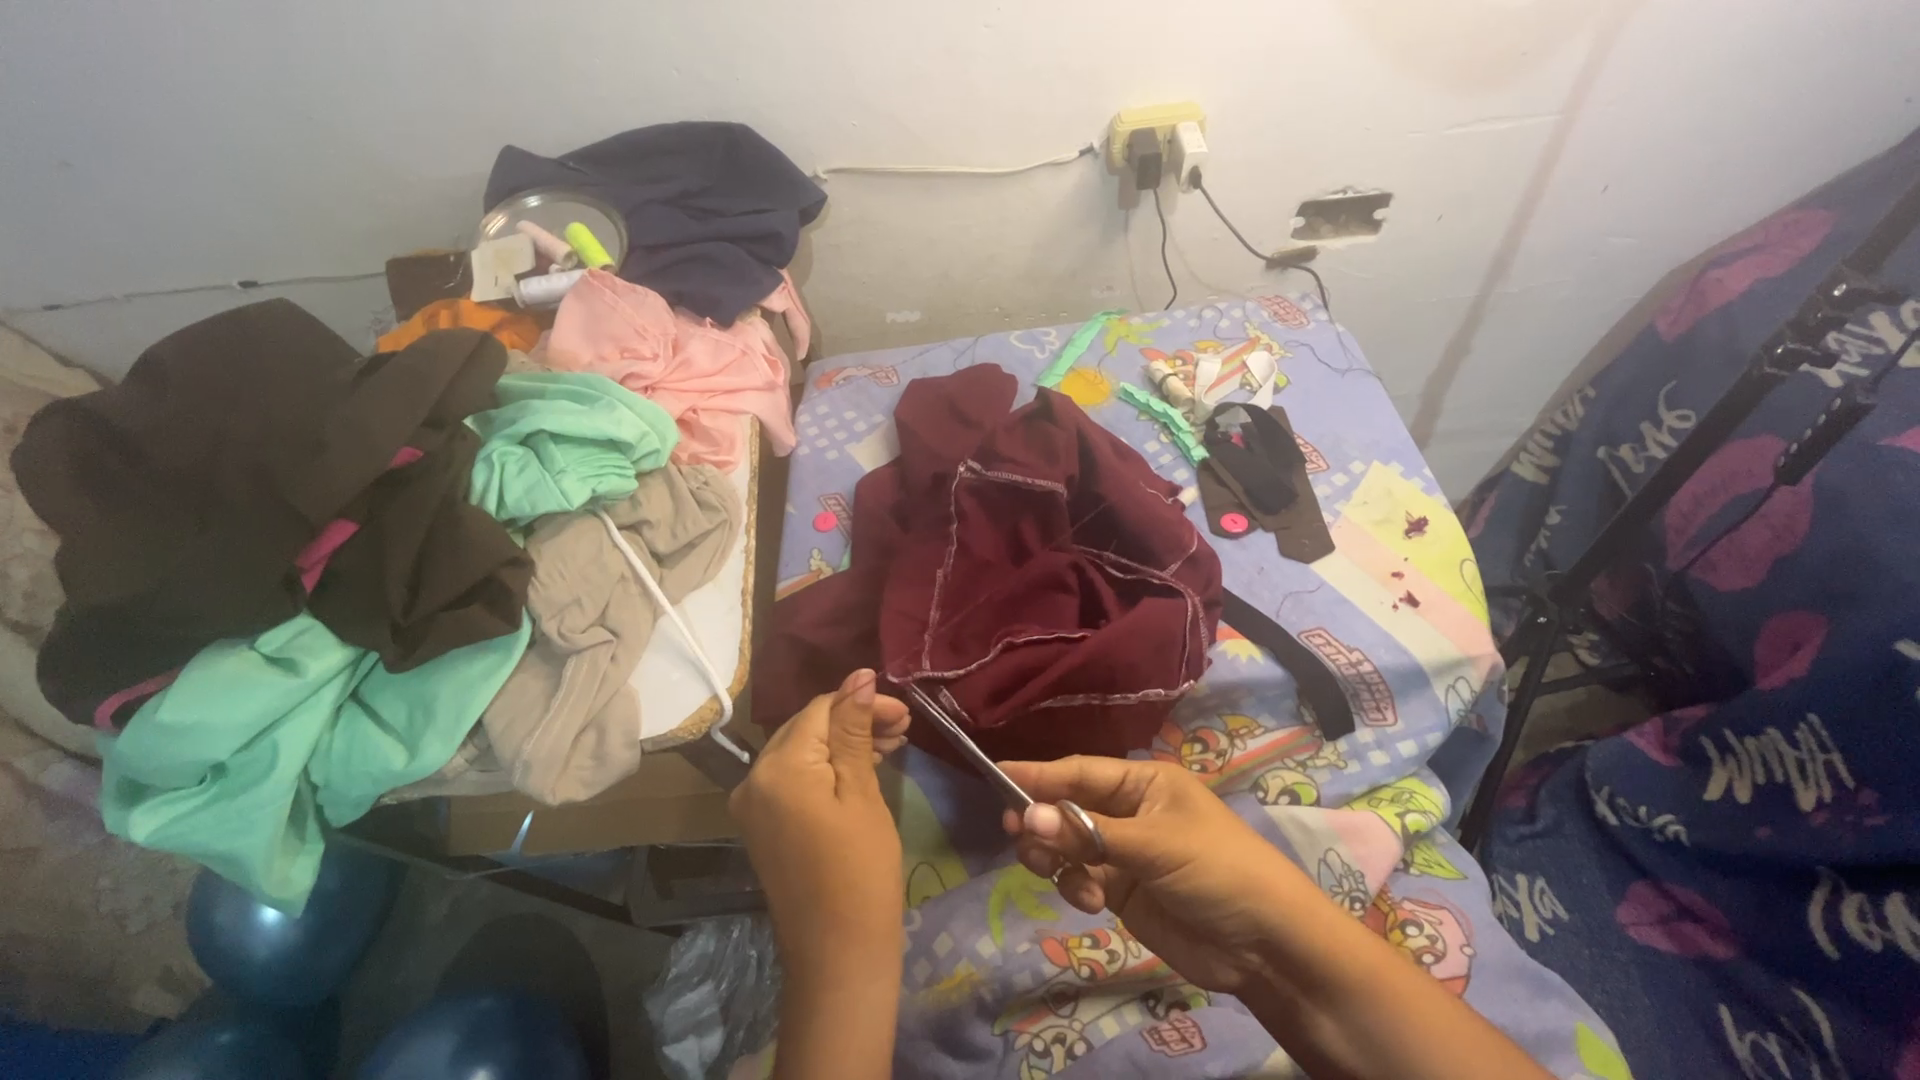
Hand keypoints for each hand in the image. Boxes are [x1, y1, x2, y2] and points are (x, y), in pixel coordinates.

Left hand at [730, 668, 910, 977]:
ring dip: (842, 744)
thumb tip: (860, 676)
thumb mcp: (862, 793)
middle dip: (854, 721)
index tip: (906, 715)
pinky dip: (826, 770)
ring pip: (801, 752)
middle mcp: (753, 778)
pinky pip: (793, 779)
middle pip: (807, 728)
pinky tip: (860, 769)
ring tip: (890, 746)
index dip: (863, 703)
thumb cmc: (861, 870)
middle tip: (903, 729)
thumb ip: (854, 730)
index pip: (820, 709)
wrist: (837, 953)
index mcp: (777, 766)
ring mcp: (752, 804)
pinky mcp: (762, 825)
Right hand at [1001, 756, 1311, 994]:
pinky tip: (1091, 901)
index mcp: (1143, 783)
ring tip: (1053, 870)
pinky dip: (1075, 886)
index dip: (1038, 774)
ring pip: (1067, 845)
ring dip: (1055, 856)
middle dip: (1042, 820)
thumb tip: (1026, 816)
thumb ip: (1088, 833)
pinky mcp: (1120, 891)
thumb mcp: (1156, 844)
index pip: (1079, 771)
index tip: (995, 774)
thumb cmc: (1217, 871)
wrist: (1265, 944)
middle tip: (1017, 834)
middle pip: (1066, 807)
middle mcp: (1128, 812)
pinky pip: (1079, 878)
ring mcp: (1122, 852)